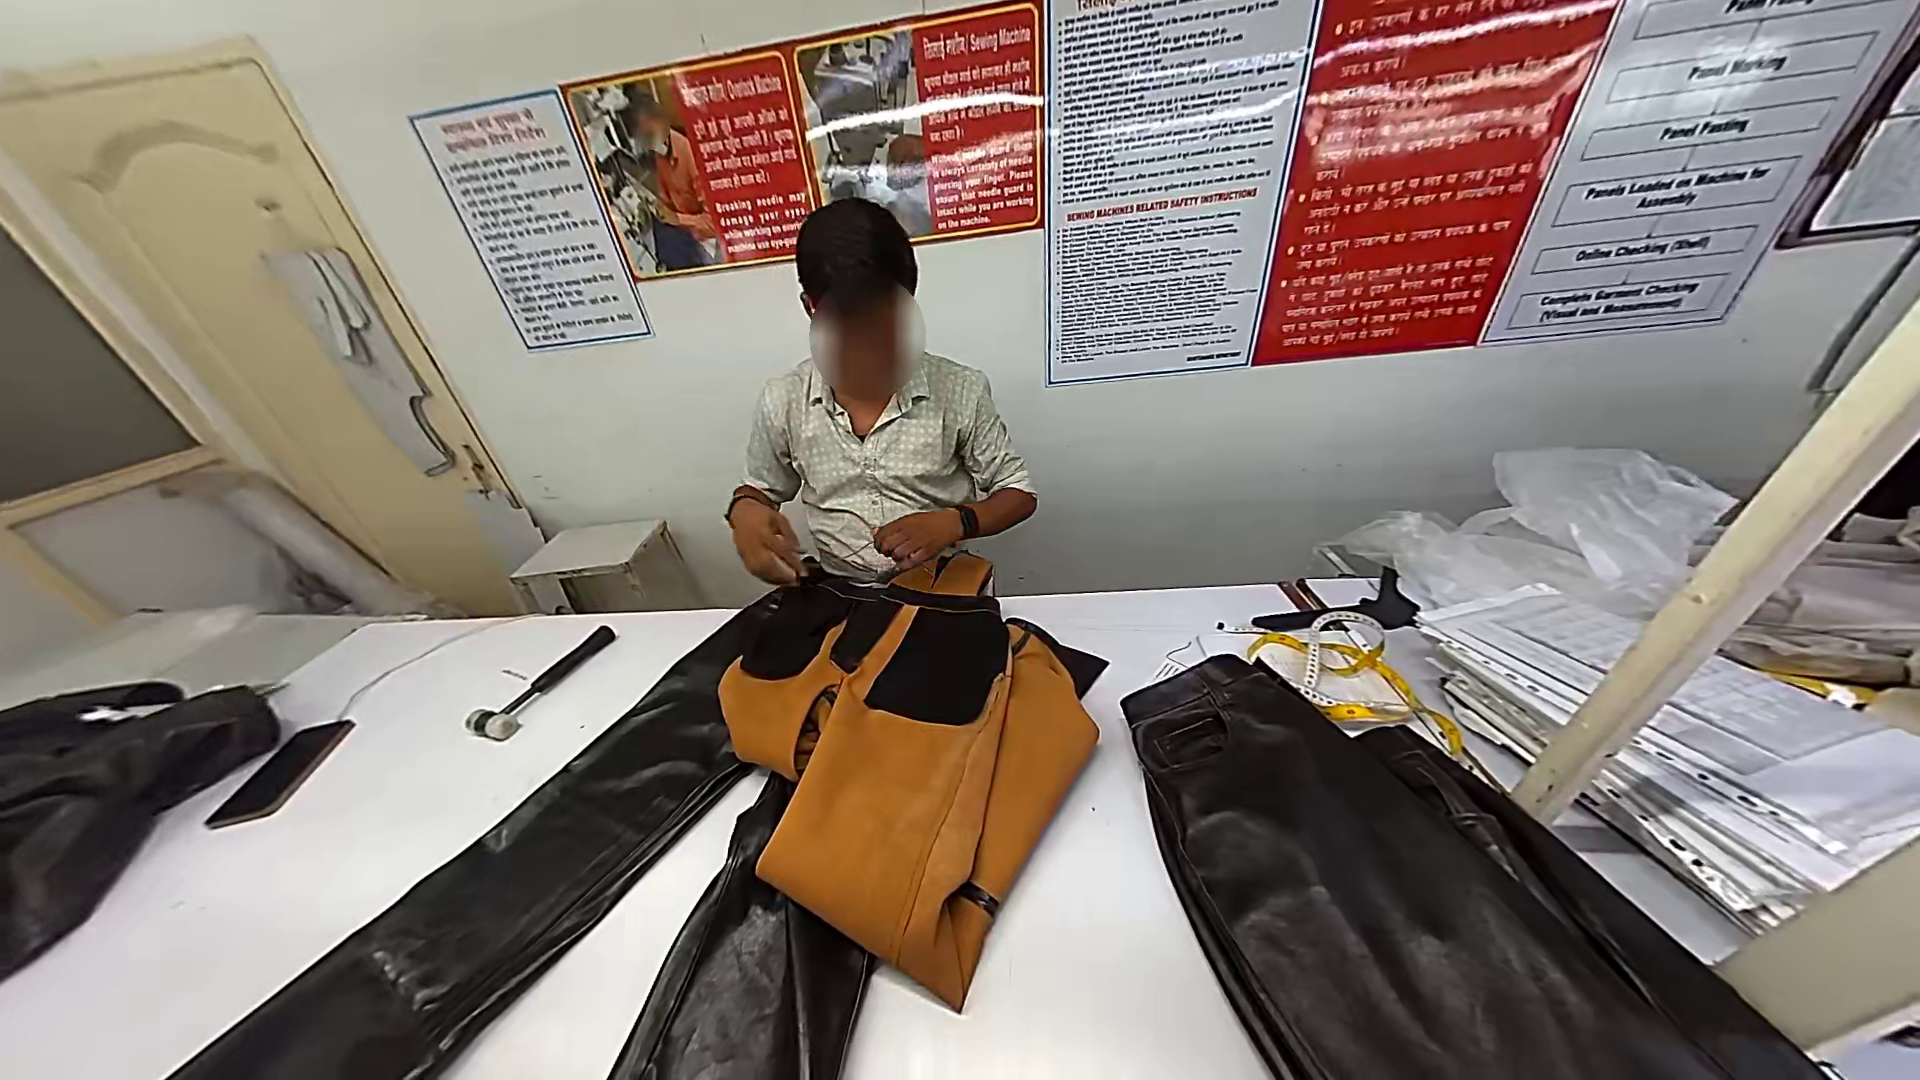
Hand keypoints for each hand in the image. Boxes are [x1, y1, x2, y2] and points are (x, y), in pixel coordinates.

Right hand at [730, 499, 804, 584]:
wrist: (741, 513)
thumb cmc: (761, 515)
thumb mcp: (780, 520)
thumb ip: (790, 536)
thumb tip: (800, 551)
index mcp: (763, 533)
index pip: (780, 551)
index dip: (793, 562)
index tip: (803, 571)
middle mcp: (753, 544)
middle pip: (768, 564)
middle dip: (783, 575)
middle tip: (796, 581)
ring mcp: (746, 553)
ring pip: (760, 571)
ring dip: (776, 579)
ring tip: (789, 583)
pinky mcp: (743, 558)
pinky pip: (755, 572)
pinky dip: (767, 579)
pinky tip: (777, 581)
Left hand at [874, 510, 964, 571]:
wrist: (949, 524)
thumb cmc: (930, 521)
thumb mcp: (909, 518)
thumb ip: (893, 526)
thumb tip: (876, 531)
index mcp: (903, 523)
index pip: (882, 534)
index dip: (877, 542)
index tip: (879, 544)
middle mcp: (908, 533)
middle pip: (886, 546)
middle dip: (884, 550)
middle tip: (887, 551)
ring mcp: (916, 543)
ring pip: (896, 555)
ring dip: (894, 557)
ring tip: (899, 555)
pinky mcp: (924, 554)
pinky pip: (908, 563)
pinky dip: (904, 564)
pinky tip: (905, 561)